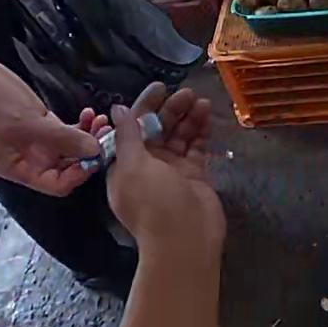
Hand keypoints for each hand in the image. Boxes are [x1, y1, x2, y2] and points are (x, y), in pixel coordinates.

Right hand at [0, 56, 100, 194]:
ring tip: (101, 122)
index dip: (79, 174)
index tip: (96, 156)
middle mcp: (29, 158)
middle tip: (106, 136)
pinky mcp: (40, 124)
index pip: (57, 184)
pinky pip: (67, 131)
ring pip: (71, 147)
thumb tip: (92, 150)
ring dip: (89, 136)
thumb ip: (61, 138)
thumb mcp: (26, 123)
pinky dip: (81, 125)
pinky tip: (89, 114)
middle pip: (68, 166)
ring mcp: (35, 141)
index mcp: (20, 168)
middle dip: (89, 152)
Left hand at [101, 83, 222, 255]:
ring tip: (201, 101)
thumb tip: (119, 109)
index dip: (145, 106)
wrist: (185, 239)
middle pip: (158, 130)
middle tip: (187, 93)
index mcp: (124, 164)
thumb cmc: (153, 202)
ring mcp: (171, 171)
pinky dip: (201, 132)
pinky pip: (196, 148)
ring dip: (188, 118)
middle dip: (170, 110)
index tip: (160, 87)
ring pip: (178, 137)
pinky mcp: (193, 175)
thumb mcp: (133, 166)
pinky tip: (208, 116)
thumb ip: (127, 135)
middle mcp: (147, 166)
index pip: (133, 128)